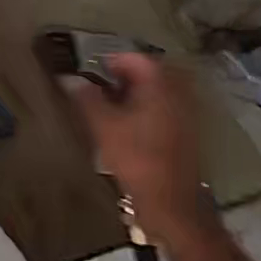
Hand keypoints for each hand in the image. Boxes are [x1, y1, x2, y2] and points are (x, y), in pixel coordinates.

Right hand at [68, 53, 219, 247]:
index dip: (113, 60)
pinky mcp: (186, 133)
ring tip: (113, 102)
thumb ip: (87, 99)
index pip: (138, 59)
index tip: (93, 70)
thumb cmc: (136, 158)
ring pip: (161, 90)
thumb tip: (73, 81)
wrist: (170, 201)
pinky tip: (129, 122)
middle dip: (127, 73)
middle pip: (153, 72)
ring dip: (138, 90)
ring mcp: (186, 115)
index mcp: (160, 88)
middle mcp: (178, 96)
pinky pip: (166, 106)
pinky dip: (147, 105)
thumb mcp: (103, 126)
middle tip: (103, 83)